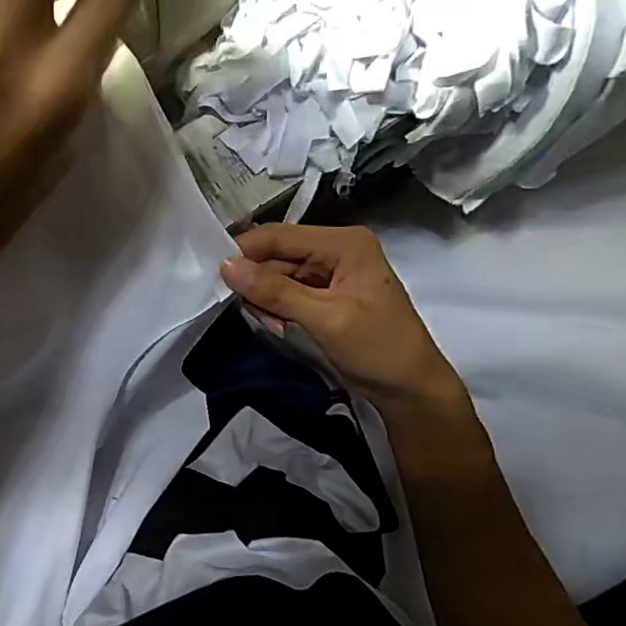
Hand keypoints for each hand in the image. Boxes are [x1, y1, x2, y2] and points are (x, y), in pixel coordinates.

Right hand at [219, 224, 466, 409]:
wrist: (410, 390)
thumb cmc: (377, 348)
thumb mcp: (325, 318)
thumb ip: (275, 290)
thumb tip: (226, 266)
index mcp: (343, 243)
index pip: (280, 236)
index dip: (245, 251)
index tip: (215, 275)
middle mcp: (335, 249)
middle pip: (277, 254)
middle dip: (257, 281)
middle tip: (249, 312)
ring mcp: (330, 273)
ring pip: (278, 275)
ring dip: (266, 298)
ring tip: (270, 324)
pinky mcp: (324, 295)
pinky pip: (287, 291)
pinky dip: (276, 307)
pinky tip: (277, 325)